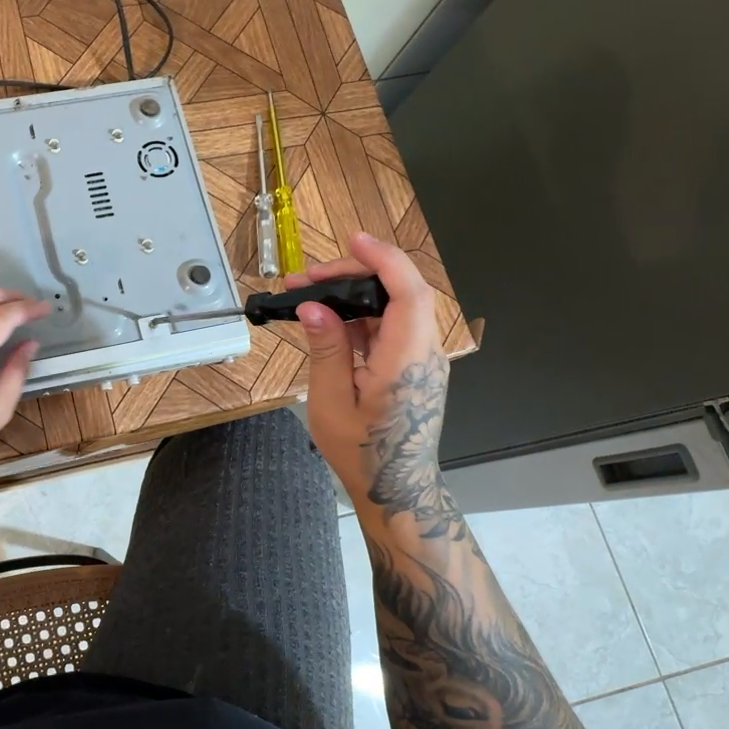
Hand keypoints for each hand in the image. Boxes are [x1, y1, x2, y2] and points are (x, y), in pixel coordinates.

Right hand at [291, 232, 447, 511]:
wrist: (395, 487)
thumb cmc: (361, 452)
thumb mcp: (332, 401)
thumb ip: (326, 349)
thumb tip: (314, 308)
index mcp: (406, 360)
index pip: (408, 293)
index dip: (384, 259)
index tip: (353, 240)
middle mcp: (422, 353)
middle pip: (399, 292)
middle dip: (354, 274)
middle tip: (306, 279)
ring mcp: (420, 360)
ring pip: (393, 308)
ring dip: (353, 296)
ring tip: (307, 297)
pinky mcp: (412, 367)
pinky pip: (389, 328)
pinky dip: (359, 317)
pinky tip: (327, 323)